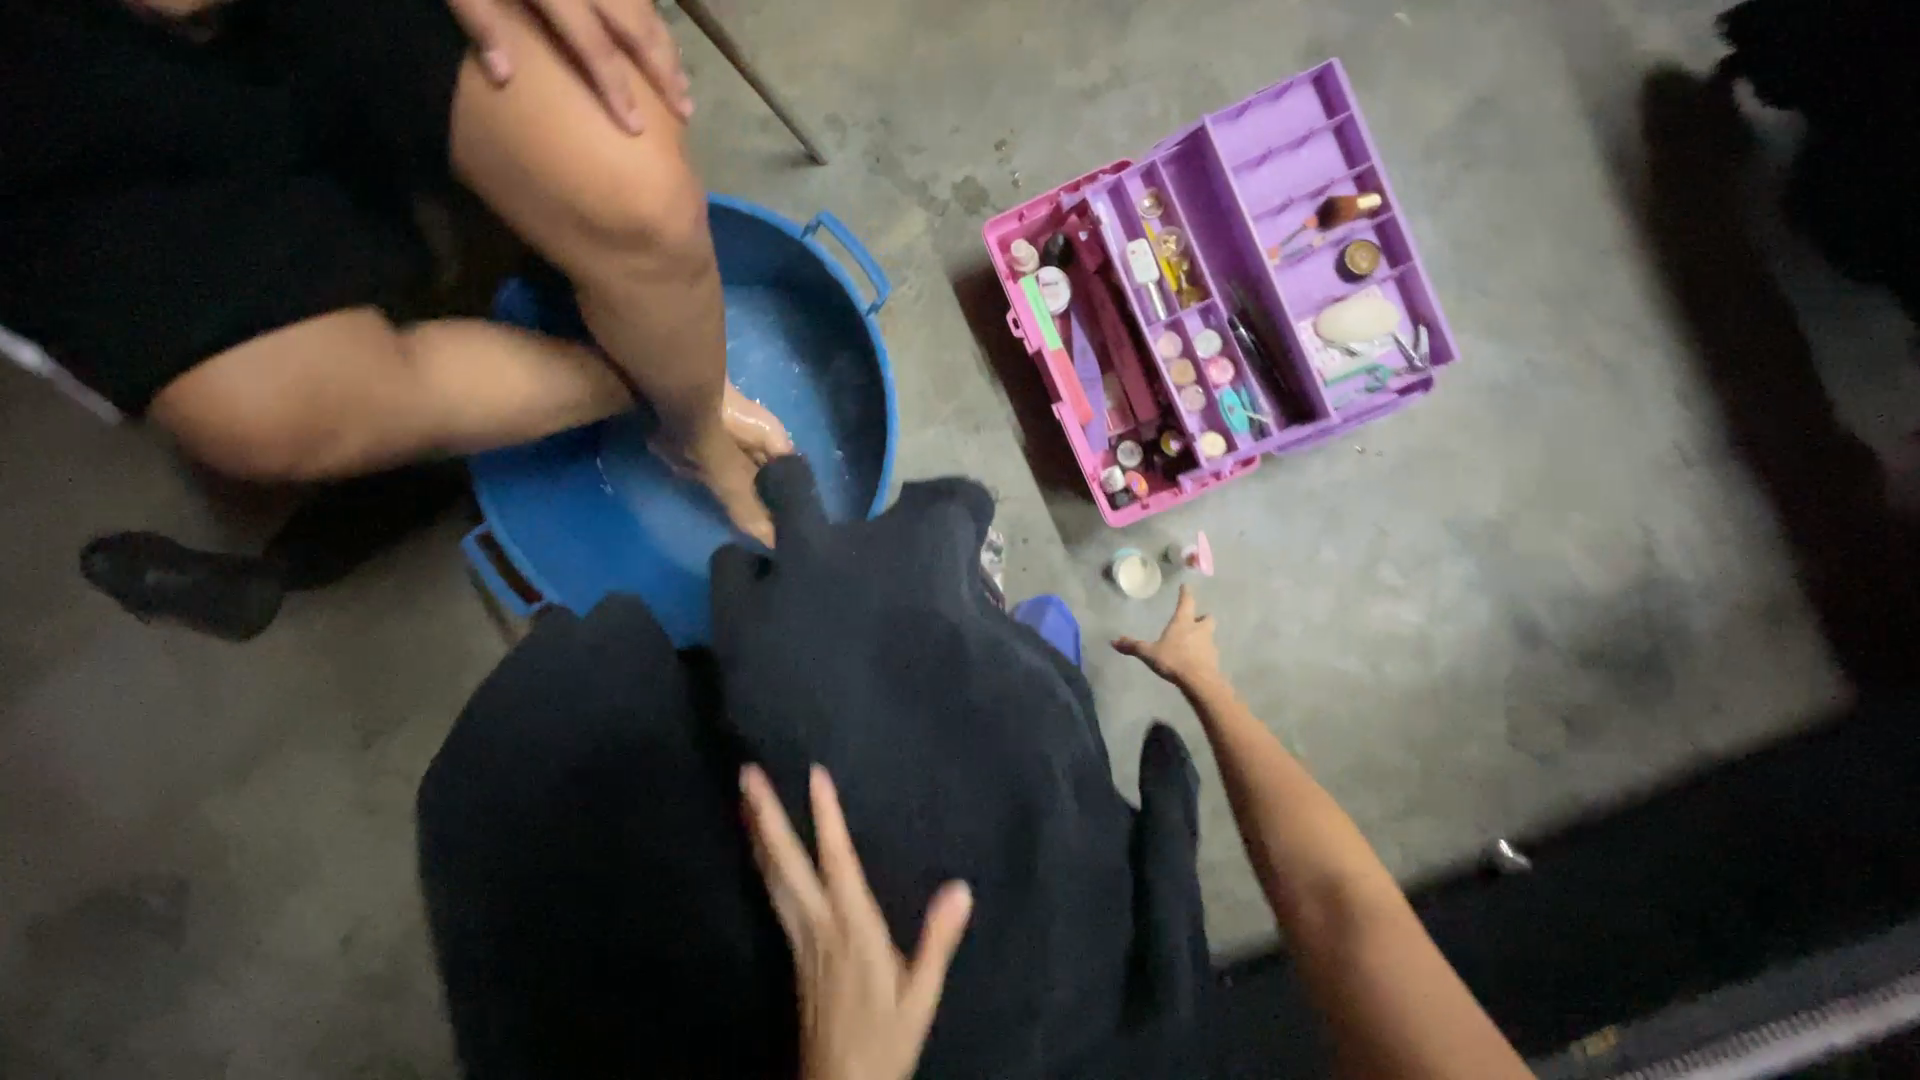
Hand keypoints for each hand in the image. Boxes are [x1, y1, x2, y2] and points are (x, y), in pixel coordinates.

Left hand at [448, 0, 693, 134]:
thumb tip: (503, 76)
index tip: (637, 128)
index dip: (617, 90)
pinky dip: (653, 13)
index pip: (596, 48)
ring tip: (682, 81)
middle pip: (637, 28)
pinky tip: (661, 34)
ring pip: (644, 6)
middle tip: (685, 110)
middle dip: (663, 71)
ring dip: (666, 46)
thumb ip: (478, 18)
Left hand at [742, 764, 972, 1079]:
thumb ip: (938, 939)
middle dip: (767, 817)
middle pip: (786, 863)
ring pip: (771, 876)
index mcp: (852, 928)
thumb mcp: (921, 994)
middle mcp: (817, 925)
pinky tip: (759, 849)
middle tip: (748, 775)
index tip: (816, 774)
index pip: (837, 861)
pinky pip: (772, 893)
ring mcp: (798, 936)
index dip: (826, 816)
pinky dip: (763, 862)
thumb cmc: (885, 1039)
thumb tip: (961, 887)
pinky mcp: (791, 950)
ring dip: (757, 833)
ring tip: (745, 798)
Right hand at [1112, 584, 1221, 687]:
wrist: (1199, 681)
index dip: (1186, 593)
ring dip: (1203, 635)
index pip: (1187, 602)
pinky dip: (1204, 653)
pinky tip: (1197, 659)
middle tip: (1196, 619)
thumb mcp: (1149, 653)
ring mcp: (1209, 644)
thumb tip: (1113, 641)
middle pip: (1206, 617)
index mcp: (1183, 622)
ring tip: (1194, 641)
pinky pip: (1210, 651)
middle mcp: (1199, 629)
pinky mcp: (1214, 659)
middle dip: (1202, 617)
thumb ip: (1133, 646)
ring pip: (1209, 634)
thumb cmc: (1174, 660)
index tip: (1186, 586)